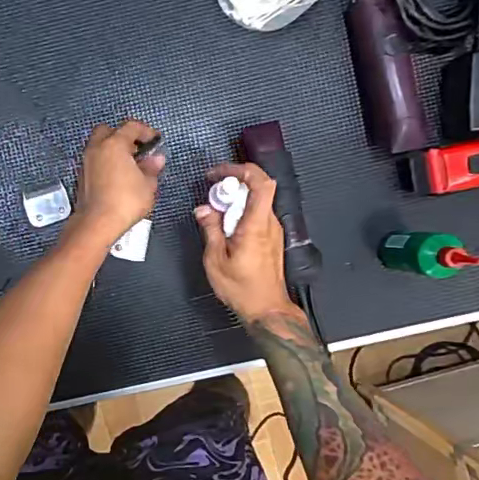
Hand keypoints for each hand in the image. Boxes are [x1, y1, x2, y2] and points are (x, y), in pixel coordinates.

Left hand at [70, 119, 164, 250]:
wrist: (97, 223)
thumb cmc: (125, 202)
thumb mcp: (147, 185)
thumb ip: (152, 168)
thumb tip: (156, 159)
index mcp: (114, 144)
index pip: (131, 127)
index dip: (146, 131)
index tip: (155, 140)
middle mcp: (97, 148)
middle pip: (109, 131)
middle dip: (124, 136)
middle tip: (138, 150)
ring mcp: (86, 162)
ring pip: (100, 145)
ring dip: (114, 150)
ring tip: (129, 165)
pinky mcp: (82, 176)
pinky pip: (95, 160)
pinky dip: (106, 162)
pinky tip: (118, 177)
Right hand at [193, 162, 299, 324]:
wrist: (267, 310)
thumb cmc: (242, 289)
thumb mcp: (216, 260)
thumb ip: (210, 229)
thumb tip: (204, 209)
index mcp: (257, 225)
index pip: (261, 182)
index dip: (241, 170)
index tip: (219, 175)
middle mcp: (270, 223)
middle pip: (257, 189)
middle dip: (232, 187)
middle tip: (213, 198)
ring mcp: (274, 230)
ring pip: (256, 202)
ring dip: (235, 202)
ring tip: (216, 217)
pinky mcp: (272, 238)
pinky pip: (257, 215)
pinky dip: (241, 214)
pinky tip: (227, 231)